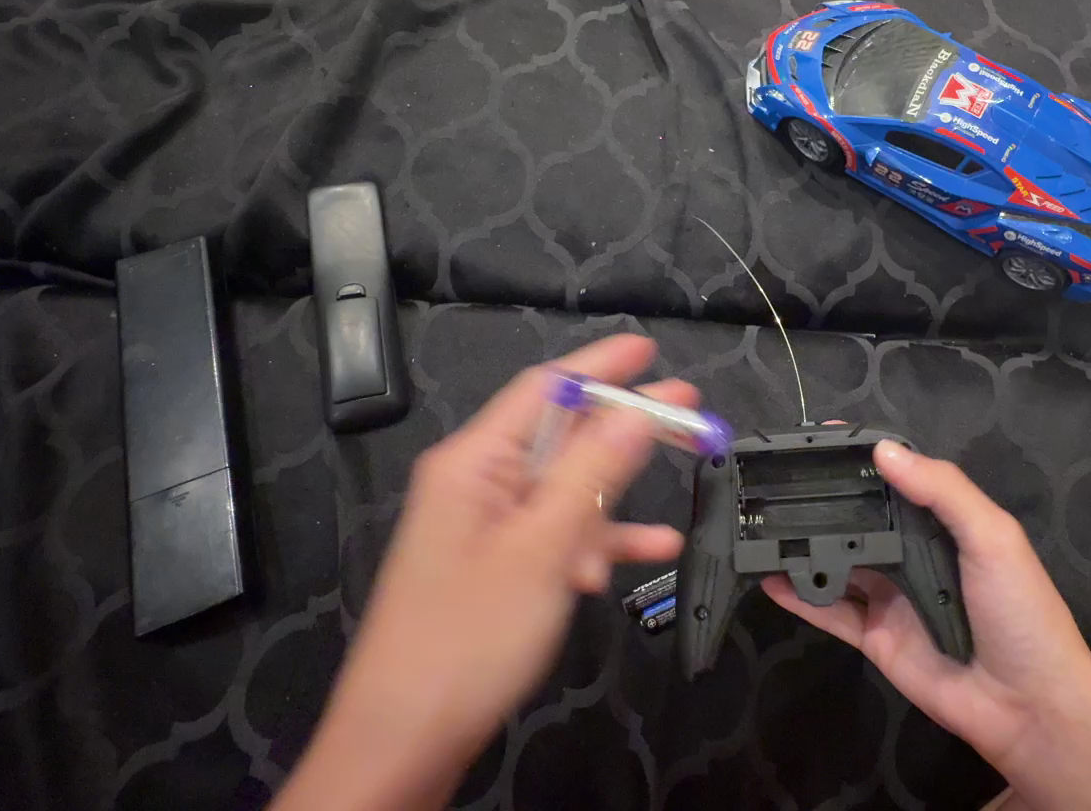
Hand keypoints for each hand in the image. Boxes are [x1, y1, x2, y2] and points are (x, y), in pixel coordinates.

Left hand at [275, 335, 690, 810]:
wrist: (405, 741)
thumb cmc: (465, 640)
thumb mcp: (543, 547)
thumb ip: (594, 473)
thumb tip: (637, 413)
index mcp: (475, 462)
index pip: (546, 389)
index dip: (600, 365)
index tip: (647, 350)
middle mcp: (480, 483)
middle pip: (563, 434)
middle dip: (625, 424)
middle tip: (684, 408)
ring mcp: (490, 525)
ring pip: (567, 485)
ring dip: (619, 487)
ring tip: (683, 465)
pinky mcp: (501, 563)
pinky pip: (560, 532)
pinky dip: (601, 537)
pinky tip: (651, 546)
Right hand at [764, 440, 1090, 810]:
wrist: (1030, 707)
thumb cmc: (1018, 610)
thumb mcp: (994, 538)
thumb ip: (942, 490)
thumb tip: (883, 449)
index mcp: (942, 522)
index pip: (895, 478)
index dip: (861, 456)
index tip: (817, 439)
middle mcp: (911, 552)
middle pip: (859, 518)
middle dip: (821, 498)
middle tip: (773, 479)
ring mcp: (889, 595)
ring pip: (837, 561)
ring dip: (803, 543)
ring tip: (761, 521)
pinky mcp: (873, 636)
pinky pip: (829, 611)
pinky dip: (797, 595)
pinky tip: (767, 576)